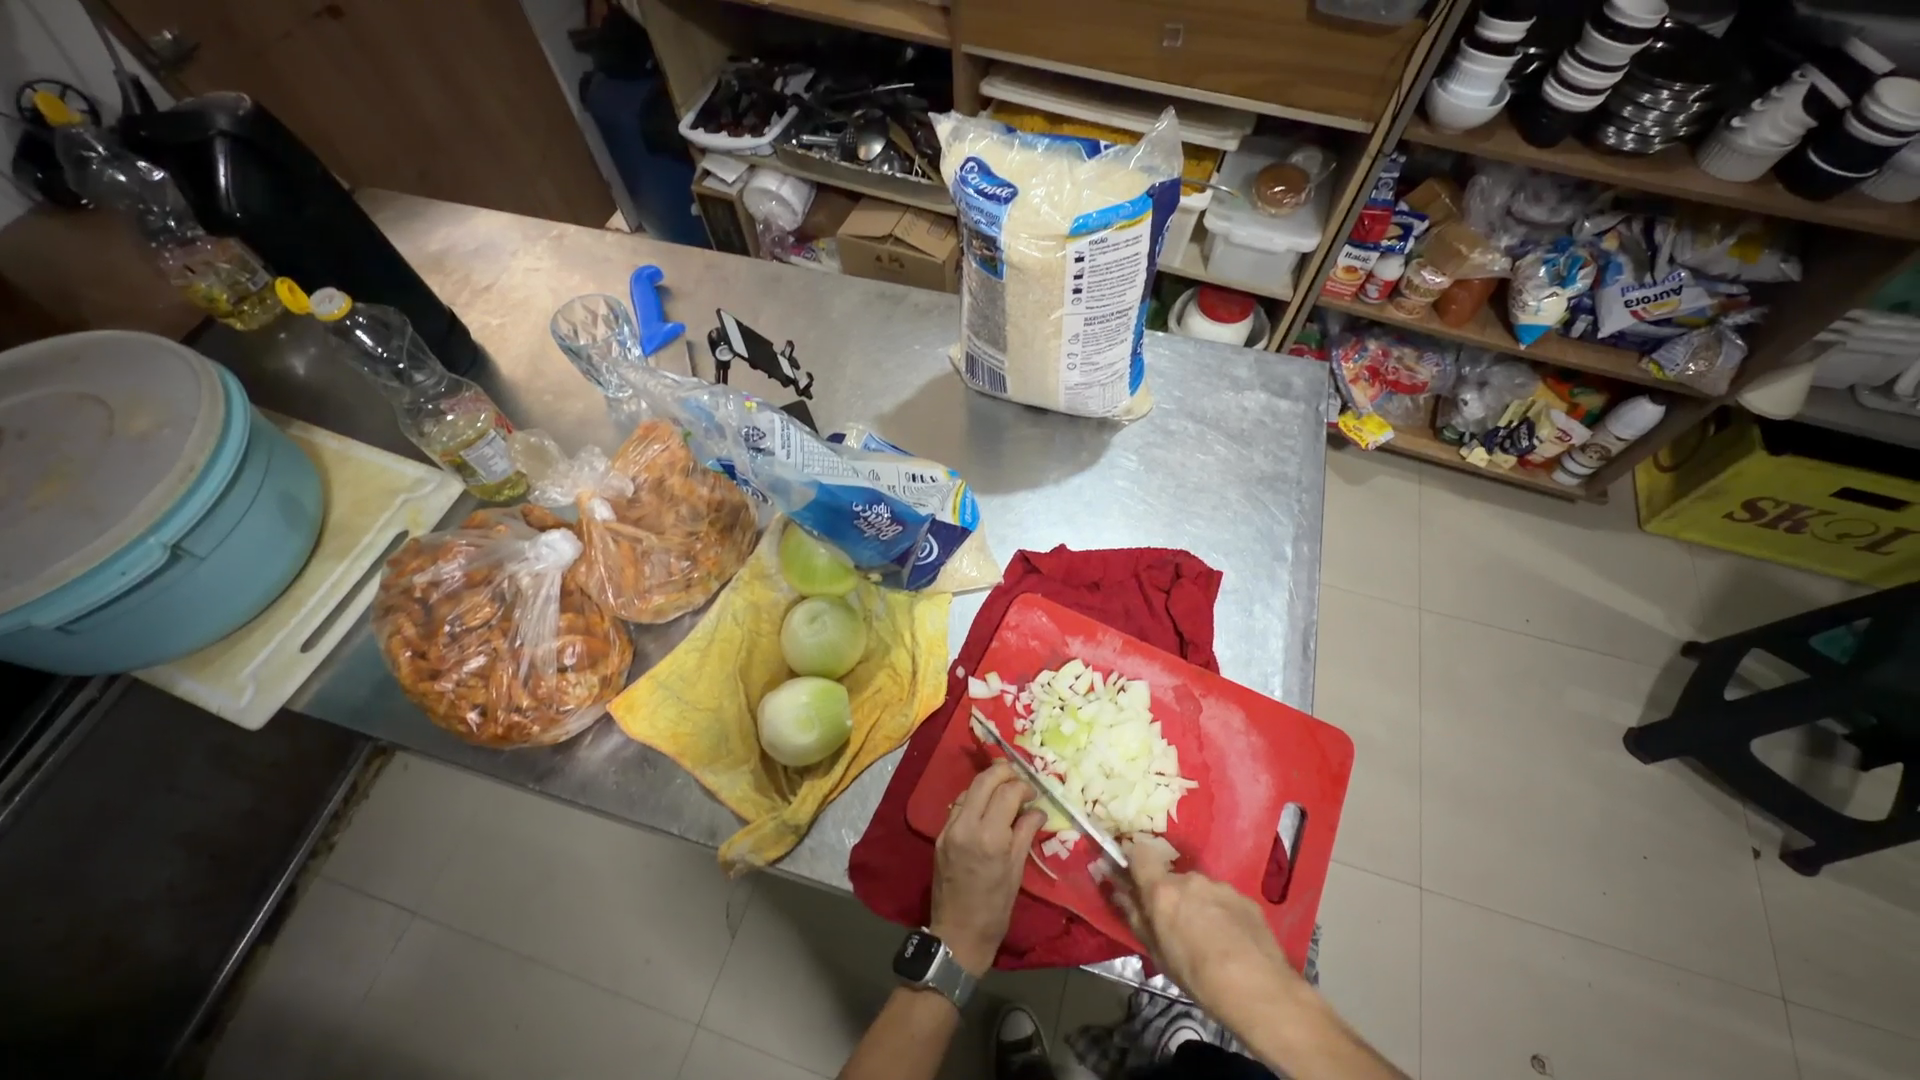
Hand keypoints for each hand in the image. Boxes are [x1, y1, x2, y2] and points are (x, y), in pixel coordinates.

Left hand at [929, 761, 1045, 974]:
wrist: (958, 935)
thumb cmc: (995, 908)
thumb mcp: (1016, 870)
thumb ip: (1025, 833)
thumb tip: (1037, 810)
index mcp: (989, 836)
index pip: (1007, 792)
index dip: (1023, 786)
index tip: (1034, 793)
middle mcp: (965, 826)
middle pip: (983, 781)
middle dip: (1003, 772)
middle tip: (1020, 778)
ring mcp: (949, 830)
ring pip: (968, 790)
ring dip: (987, 784)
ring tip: (1005, 792)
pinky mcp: (940, 836)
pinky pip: (957, 806)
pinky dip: (973, 799)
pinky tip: (986, 808)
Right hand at [1114, 842, 1307, 1028]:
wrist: (1256, 988)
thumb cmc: (1196, 975)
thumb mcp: (1156, 952)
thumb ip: (1135, 917)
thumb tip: (1118, 892)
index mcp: (1162, 890)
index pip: (1139, 854)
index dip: (1134, 862)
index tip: (1134, 878)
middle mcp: (1191, 879)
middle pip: (1173, 879)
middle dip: (1172, 897)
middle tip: (1177, 927)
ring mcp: (1222, 887)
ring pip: (1201, 890)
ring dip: (1199, 905)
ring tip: (1209, 938)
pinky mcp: (1246, 899)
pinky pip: (1225, 901)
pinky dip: (1223, 914)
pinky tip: (1232, 942)